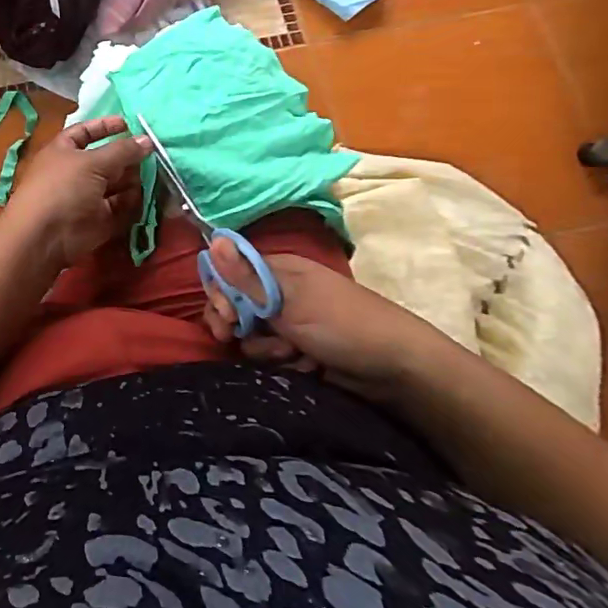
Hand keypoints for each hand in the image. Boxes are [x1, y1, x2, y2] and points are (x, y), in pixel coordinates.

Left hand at [1, 117, 151, 271]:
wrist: (44, 238)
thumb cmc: (62, 189)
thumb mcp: (92, 163)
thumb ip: (122, 150)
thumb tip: (147, 140)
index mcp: (64, 151)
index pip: (85, 132)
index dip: (105, 126)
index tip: (129, 124)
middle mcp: (76, 172)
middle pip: (107, 159)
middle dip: (127, 157)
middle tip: (150, 154)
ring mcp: (88, 197)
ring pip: (117, 184)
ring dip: (133, 180)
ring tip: (148, 176)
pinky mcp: (99, 220)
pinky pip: (120, 206)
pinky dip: (132, 202)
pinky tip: (143, 197)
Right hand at [200, 236, 452, 401]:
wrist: (394, 368)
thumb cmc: (343, 324)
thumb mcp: (291, 301)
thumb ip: (247, 278)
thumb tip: (213, 239)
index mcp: (279, 269)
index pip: (230, 274)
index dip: (221, 295)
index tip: (227, 317)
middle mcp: (280, 292)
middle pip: (235, 307)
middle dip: (237, 327)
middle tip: (239, 337)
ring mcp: (289, 323)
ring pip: (251, 337)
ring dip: (266, 349)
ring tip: (293, 354)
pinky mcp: (297, 350)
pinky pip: (270, 357)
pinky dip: (282, 363)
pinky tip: (303, 366)